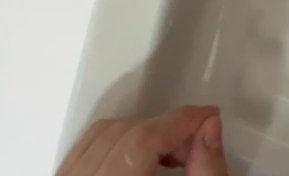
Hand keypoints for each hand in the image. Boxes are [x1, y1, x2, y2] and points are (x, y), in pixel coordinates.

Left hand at [56, 105, 226, 175]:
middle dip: (166, 129)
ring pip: (98, 138)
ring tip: (171, 153)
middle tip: (196, 141)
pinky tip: (139, 160)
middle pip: (123, 135)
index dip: (181, 122)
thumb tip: (209, 128)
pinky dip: (113, 145)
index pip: (141, 142)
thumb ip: (205, 171)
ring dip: (140, 134)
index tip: (207, 118)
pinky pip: (79, 153)